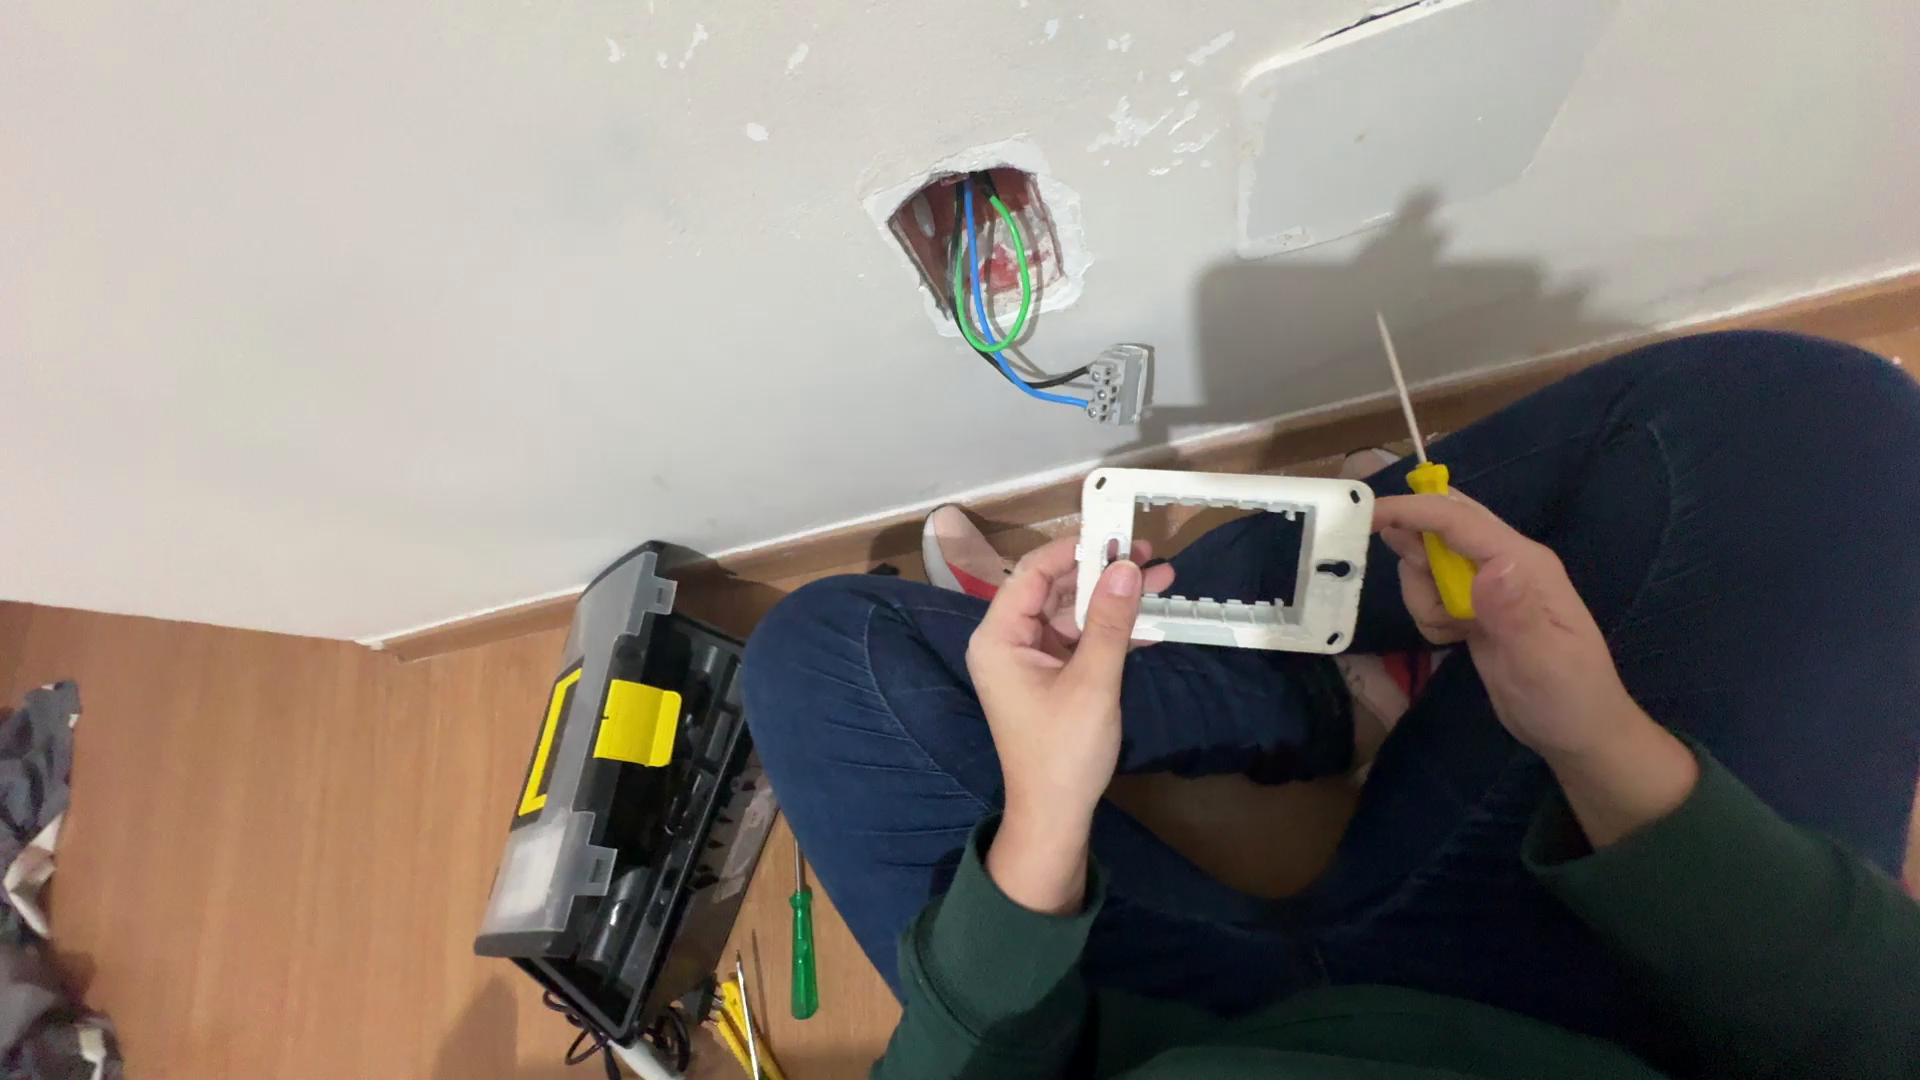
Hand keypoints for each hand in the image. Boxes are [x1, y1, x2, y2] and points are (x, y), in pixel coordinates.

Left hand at [965, 536, 1173, 911]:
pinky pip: (1078, 638)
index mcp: (998, 637)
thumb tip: (1128, 566)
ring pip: (1071, 612)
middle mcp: (1008, 640)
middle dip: (1100, 572)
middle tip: (1145, 551)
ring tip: (1160, 576)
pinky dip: (1109, 629)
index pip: (1031, 574)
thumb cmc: (1064, 750)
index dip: (1072, 550)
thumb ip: (1110, 621)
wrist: (1055, 815)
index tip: (1113, 532)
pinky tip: (1148, 616)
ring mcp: (1029, 658)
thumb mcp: (1092, 681)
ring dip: (1112, 599)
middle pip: (1053, 589)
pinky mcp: (1050, 674)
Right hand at [1374, 493, 1696, 845]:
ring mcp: (1486, 580)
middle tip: (1433, 600)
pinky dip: (1427, 614)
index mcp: (1523, 563)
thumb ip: (1513, 612)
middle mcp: (1503, 560)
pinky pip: (1425, 589)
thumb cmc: (1566, 698)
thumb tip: (1493, 564)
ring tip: (1455, 633)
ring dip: (1422, 596)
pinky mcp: (1471, 600)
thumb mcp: (1541, 662)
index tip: (1365, 517)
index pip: (1457, 519)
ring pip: (1424, 561)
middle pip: (1437, 527)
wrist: (1577, 732)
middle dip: (1415, 555)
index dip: (1410, 510)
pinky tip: (1455, 639)